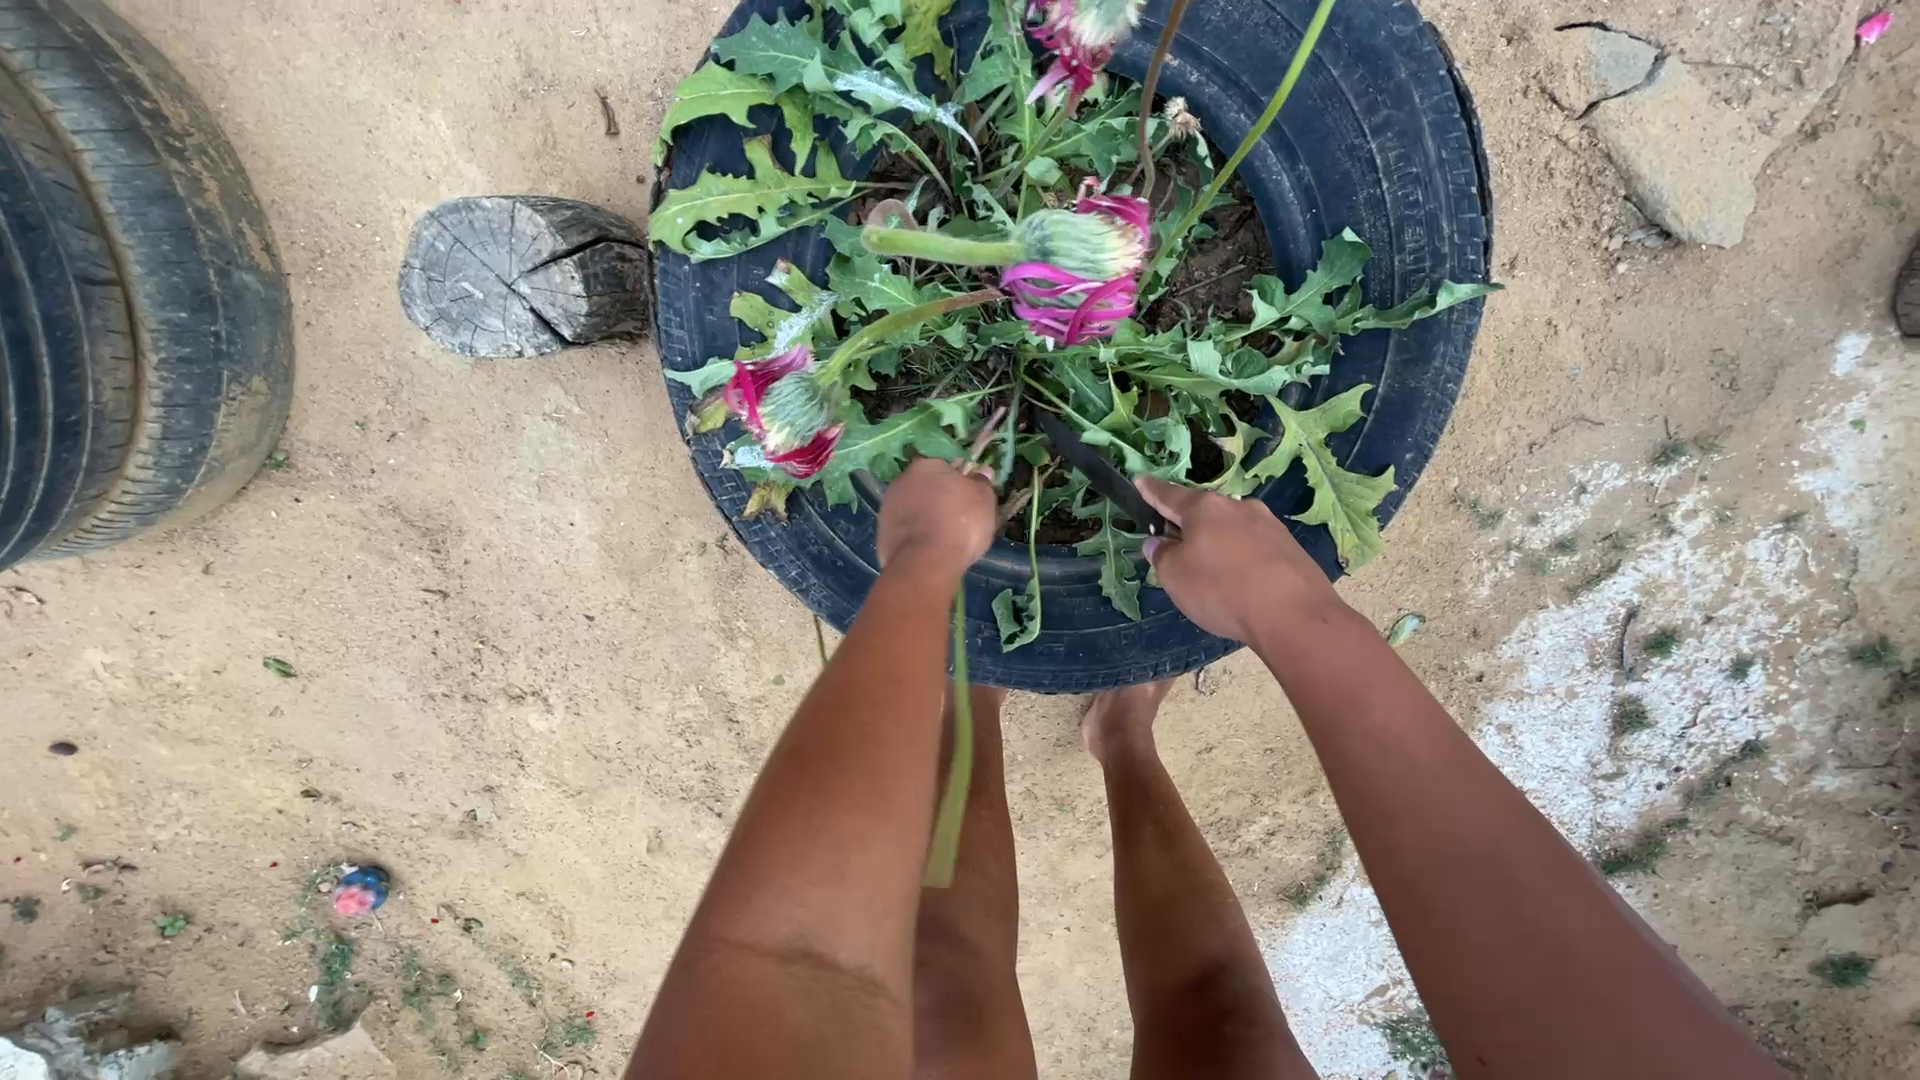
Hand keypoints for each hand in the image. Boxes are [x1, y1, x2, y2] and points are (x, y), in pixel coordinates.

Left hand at [876, 457, 998, 577]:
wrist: (926, 562)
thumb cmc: (960, 523)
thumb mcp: (984, 499)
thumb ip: (982, 483)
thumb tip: (982, 472)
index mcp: (925, 465)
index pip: (943, 467)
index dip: (957, 482)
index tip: (968, 498)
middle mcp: (901, 481)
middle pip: (925, 487)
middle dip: (938, 499)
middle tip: (957, 519)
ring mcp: (887, 508)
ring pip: (912, 509)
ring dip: (924, 519)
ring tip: (943, 539)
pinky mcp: (881, 534)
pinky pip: (904, 531)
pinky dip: (915, 538)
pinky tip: (928, 551)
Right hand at [1136, 475, 1343, 642]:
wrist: (1294, 615)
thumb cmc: (1221, 590)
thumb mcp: (1175, 576)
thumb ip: (1162, 555)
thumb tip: (1160, 542)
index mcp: (1204, 508)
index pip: (1169, 494)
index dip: (1151, 490)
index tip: (1140, 481)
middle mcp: (1238, 507)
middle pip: (1203, 512)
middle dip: (1187, 525)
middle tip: (1174, 545)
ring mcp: (1269, 525)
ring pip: (1231, 529)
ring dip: (1216, 543)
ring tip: (1210, 571)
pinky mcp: (1290, 548)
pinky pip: (1253, 547)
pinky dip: (1240, 559)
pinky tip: (1240, 582)